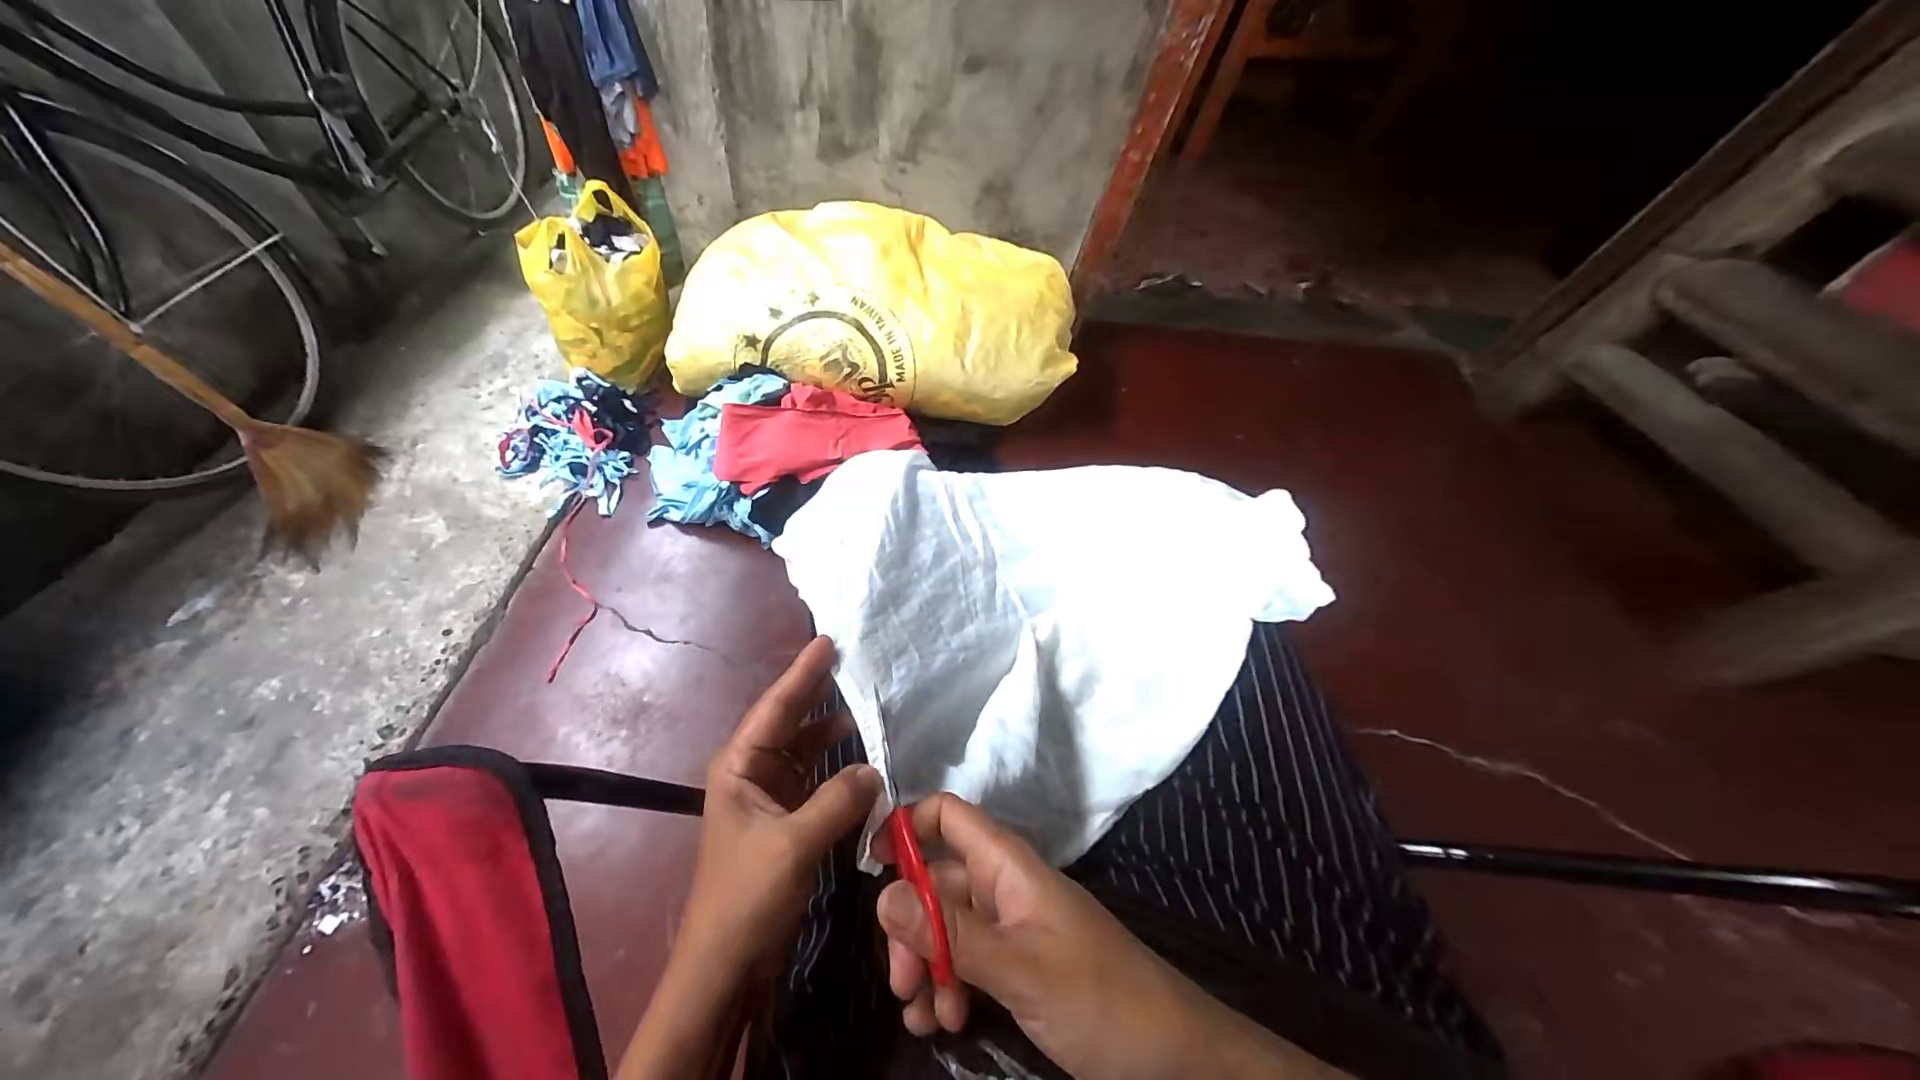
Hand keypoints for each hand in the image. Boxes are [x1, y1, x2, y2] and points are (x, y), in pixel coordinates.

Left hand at [681, 635, 880, 974]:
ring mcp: (771, 796)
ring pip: (807, 750)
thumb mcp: (793, 845)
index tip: (828, 641)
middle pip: (791, 721)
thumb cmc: (746, 897)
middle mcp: (754, 772)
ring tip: (867, 702)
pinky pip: (818, 779)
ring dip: (833, 730)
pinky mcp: (789, 819)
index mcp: (740, 766)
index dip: (804, 673)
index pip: (777, 707)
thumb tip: (875, 769)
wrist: (727, 963)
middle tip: (853, 659)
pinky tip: (866, 757)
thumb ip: (838, 801)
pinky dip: (840, 767)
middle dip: (819, 691)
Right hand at [876, 795, 1349, 1079]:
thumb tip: (882, 895)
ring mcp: (1008, 928)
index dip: (908, 826)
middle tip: (902, 981)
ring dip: (925, 965)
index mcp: (1008, 865)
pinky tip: (942, 1024)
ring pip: (944, 926)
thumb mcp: (1021, 968)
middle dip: (909, 925)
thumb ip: (951, 932)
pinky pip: (963, 962)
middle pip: (934, 880)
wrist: (1172, 1056)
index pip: (948, 816)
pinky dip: (946, 987)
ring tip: (924, 1015)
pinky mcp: (1014, 966)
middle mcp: (1003, 887)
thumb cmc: (1099, 998)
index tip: (872, 866)